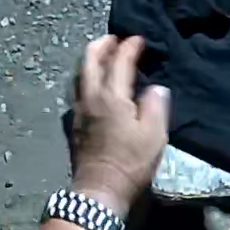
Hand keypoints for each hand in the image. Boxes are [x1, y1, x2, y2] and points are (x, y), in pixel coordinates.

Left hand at [69, 35, 169, 215]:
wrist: (99, 190)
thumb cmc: (130, 163)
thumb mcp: (154, 134)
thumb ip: (155, 105)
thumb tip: (154, 88)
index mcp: (111, 96)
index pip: (119, 61)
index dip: (130, 46)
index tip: (140, 39)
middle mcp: (89, 97)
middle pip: (89, 60)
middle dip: (102, 44)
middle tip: (115, 39)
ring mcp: (77, 111)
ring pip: (79, 75)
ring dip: (91, 61)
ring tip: (104, 57)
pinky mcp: (73, 125)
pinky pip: (77, 92)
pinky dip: (86, 80)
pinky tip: (95, 86)